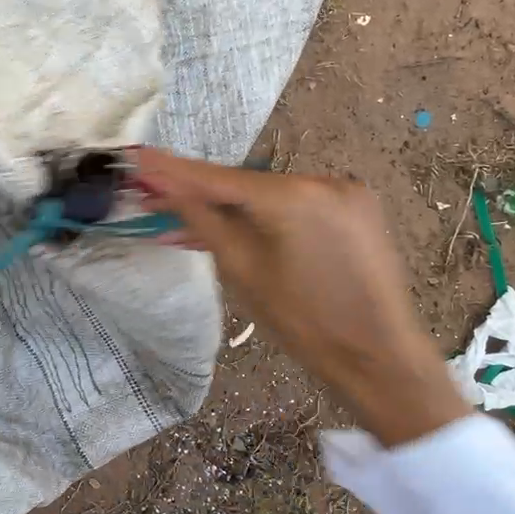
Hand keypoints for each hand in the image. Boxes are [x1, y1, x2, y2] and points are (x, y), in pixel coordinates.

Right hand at [135, 149, 470, 446]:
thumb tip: (159, 185)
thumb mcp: (238, 267)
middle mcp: (323, 181)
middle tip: (150, 197)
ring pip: (265, 195)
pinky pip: (292, 205)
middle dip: (196, 193)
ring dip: (226, 207)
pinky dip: (259, 214)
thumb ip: (198, 217)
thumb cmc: (300, 319)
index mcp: (293, 195)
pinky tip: (231, 227)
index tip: (136, 156)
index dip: (170, 170)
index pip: (216, 177)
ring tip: (184, 222)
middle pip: (241, 184)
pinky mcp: (356, 211)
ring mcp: (345, 193)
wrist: (378, 357)